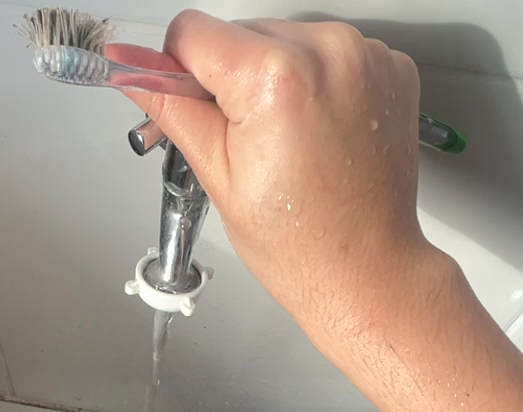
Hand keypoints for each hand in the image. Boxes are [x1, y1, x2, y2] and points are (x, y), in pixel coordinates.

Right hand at [110, 15, 453, 346]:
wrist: (363, 269)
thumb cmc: (297, 244)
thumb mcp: (218, 178)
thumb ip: (173, 110)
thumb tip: (131, 71)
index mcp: (275, 79)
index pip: (193, 32)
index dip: (179, 72)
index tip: (190, 107)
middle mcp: (327, 50)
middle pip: (242, 33)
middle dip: (231, 81)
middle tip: (246, 146)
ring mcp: (366, 54)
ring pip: (286, 40)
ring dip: (274, 81)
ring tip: (287, 146)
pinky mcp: (390, 65)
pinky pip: (329, 54)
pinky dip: (316, 85)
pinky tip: (318, 135)